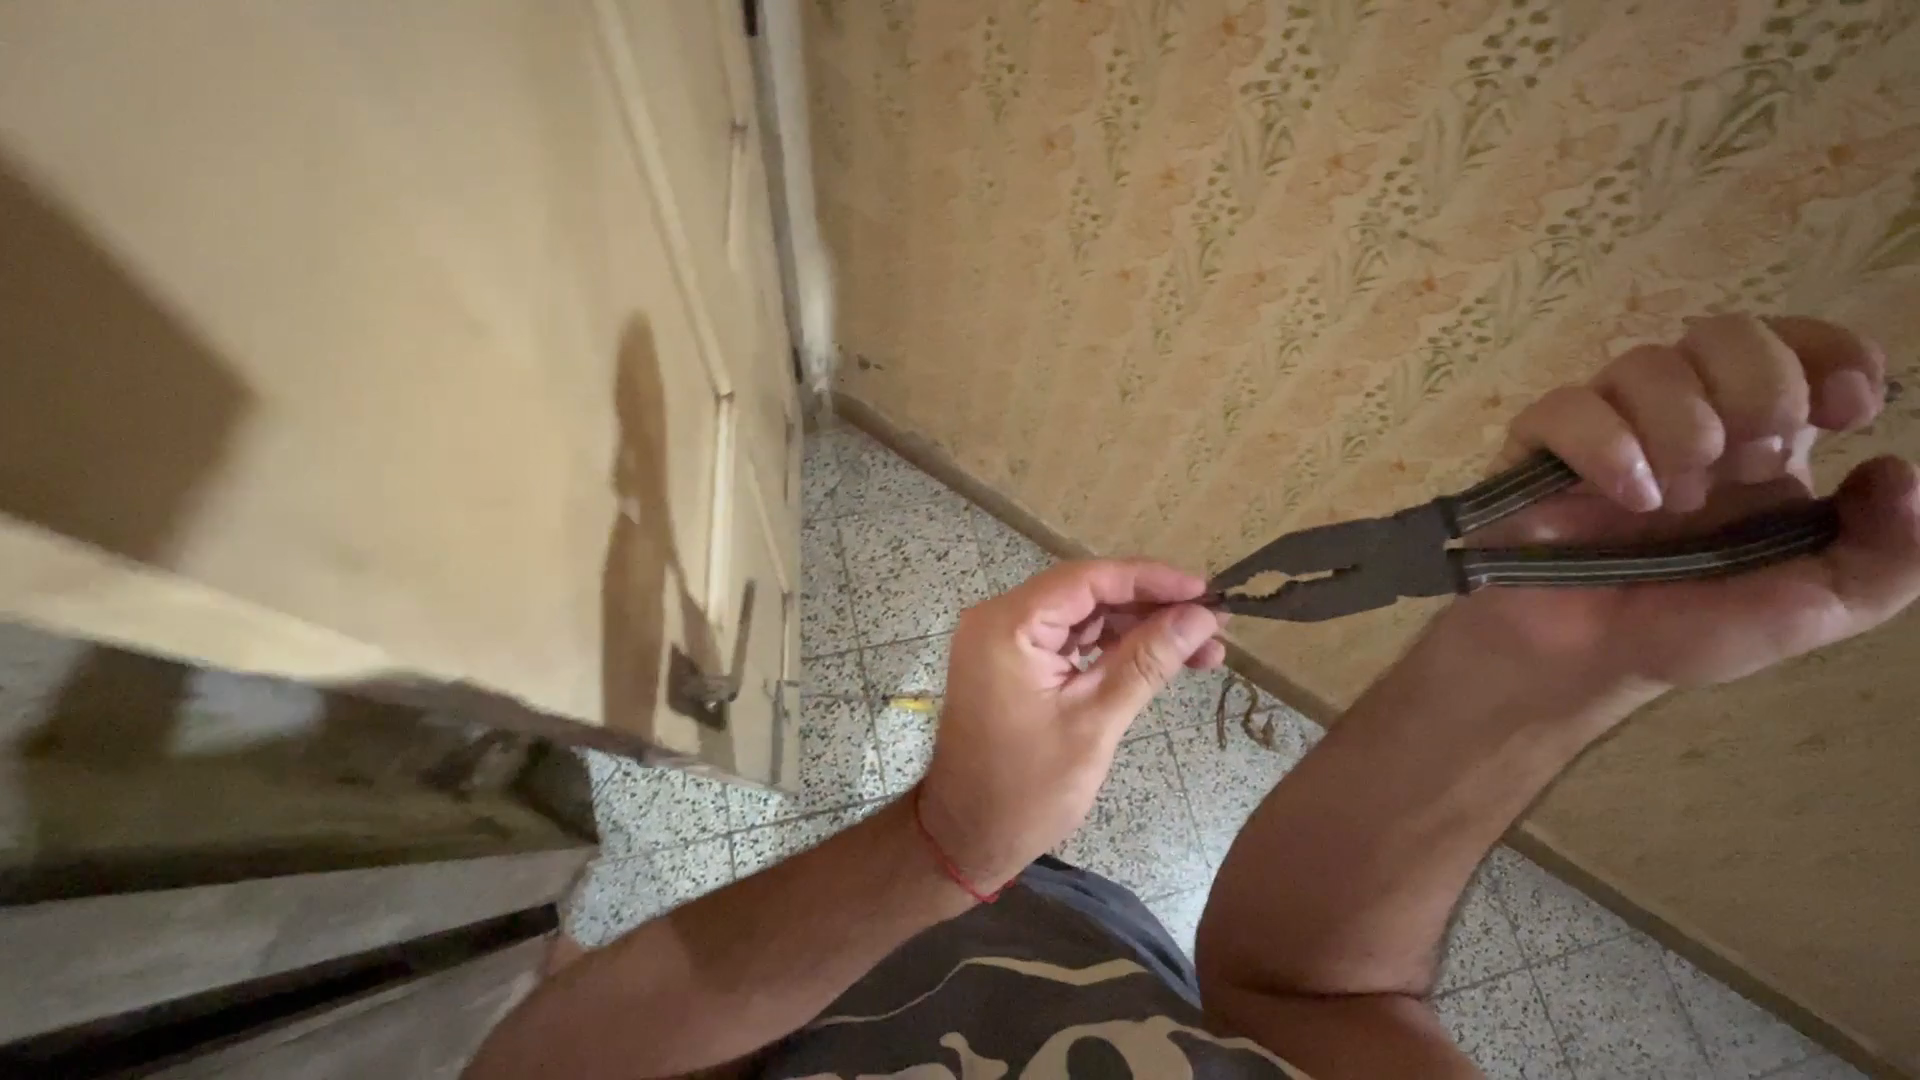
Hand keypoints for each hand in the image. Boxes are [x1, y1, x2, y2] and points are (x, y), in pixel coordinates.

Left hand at [916, 560, 1226, 889]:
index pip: (1088, 579)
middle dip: (1151, 607)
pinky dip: (1110, 647)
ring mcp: (1002, 640)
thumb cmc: (1028, 789)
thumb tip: (1201, 617)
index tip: (1206, 591)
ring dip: (1137, 628)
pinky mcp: (1011, 662)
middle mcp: (999, 619)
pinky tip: (1157, 659)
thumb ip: (1148, 661)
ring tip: (1201, 649)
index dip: (1151, 579)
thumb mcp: (1096, 722)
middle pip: (1086, 593)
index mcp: (1008, 624)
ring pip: (1082, 616)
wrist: (967, 836)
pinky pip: (1067, 639)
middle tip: (1212, 626)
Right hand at [1461, 313, 1919, 690]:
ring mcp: (1599, 432)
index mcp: (1754, 442)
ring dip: (1679, 426)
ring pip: (1642, 363)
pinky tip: (1629, 498)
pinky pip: (1564, 409)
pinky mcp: (1532, 453)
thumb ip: (1891, 554)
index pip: (1792, 342)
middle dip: (1757, 385)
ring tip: (1674, 500)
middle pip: (1719, 331)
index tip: (1842, 413)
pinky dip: (1605, 446)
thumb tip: (1893, 467)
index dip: (1827, 351)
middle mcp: (1676, 420)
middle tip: (1748, 465)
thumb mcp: (1818, 607)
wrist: (1580, 661)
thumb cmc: (1684, 631)